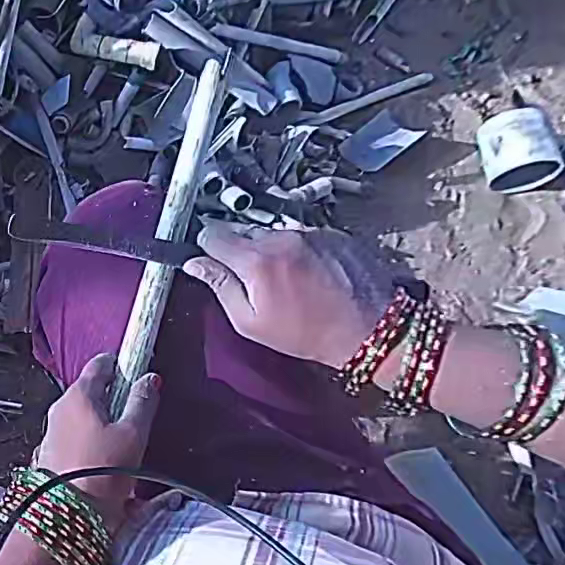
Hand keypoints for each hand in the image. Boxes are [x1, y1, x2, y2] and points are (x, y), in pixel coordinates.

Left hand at [32, 353, 159, 523]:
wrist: (63, 515)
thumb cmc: (101, 472)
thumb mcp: (132, 436)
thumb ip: (142, 403)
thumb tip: (149, 378)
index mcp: (79, 395)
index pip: (100, 364)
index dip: (121, 365)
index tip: (137, 373)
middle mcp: (60, 406)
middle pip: (91, 390)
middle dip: (114, 396)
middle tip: (136, 414)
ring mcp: (52, 429)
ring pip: (83, 414)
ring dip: (103, 420)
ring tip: (125, 442)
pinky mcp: (50, 451)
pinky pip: (76, 434)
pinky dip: (92, 438)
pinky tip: (106, 459)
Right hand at [181, 221, 402, 367]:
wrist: (370, 330)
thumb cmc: (304, 333)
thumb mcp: (249, 321)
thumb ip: (219, 285)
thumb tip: (195, 263)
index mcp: (256, 260)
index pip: (213, 234)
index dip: (206, 247)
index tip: (209, 259)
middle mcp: (281, 237)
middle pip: (241, 230)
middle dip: (237, 249)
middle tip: (248, 277)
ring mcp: (309, 232)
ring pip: (271, 232)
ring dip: (267, 248)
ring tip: (281, 278)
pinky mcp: (331, 233)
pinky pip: (299, 234)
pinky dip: (294, 248)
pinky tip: (305, 273)